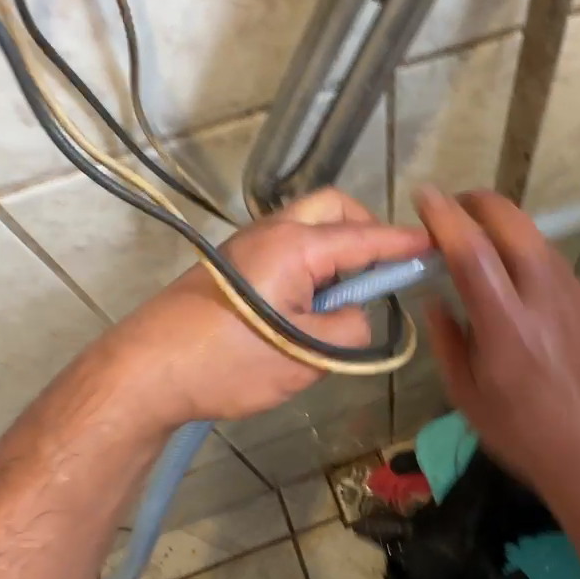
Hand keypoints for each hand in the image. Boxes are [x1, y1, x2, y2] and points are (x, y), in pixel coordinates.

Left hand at [93, 189, 430, 429]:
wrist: (145, 371)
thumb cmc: (227, 363)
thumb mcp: (305, 357)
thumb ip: (349, 330)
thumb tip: (355, 315)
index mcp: (295, 247)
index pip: (364, 238)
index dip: (403, 243)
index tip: (434, 244)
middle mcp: (270, 233)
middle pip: (333, 208)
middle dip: (366, 228)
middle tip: (382, 269)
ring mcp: (246, 246)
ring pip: (306, 226)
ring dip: (336, 247)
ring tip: (345, 296)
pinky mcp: (232, 266)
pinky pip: (285, 247)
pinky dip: (311, 262)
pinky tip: (309, 305)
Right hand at [414, 188, 579, 495]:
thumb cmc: (518, 432)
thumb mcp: (464, 393)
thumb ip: (447, 338)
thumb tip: (435, 298)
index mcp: (505, 327)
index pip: (472, 252)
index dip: (445, 217)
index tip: (425, 196)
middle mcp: (544, 302)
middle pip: (515, 225)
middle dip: (480, 203)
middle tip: (455, 209)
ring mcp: (576, 300)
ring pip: (538, 241)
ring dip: (506, 229)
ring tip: (483, 243)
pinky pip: (555, 267)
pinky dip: (529, 258)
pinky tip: (518, 282)